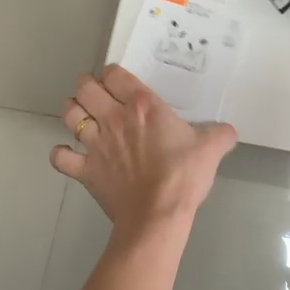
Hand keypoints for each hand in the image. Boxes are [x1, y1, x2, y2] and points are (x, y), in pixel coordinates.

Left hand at [53, 64, 237, 231]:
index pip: (114, 73)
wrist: (158, 215)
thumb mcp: (211, 148)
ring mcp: (96, 144)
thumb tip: (228, 131)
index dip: (112, 74)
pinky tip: (69, 155)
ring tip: (82, 117)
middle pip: (84, 88)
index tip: (119, 82)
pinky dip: (61, 154)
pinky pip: (60, 158)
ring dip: (72, 112)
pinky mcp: (85, 171)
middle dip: (87, 87)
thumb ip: (220, 134)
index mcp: (142, 105)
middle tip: (97, 95)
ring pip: (69, 115)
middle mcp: (114, 118)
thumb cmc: (183, 175)